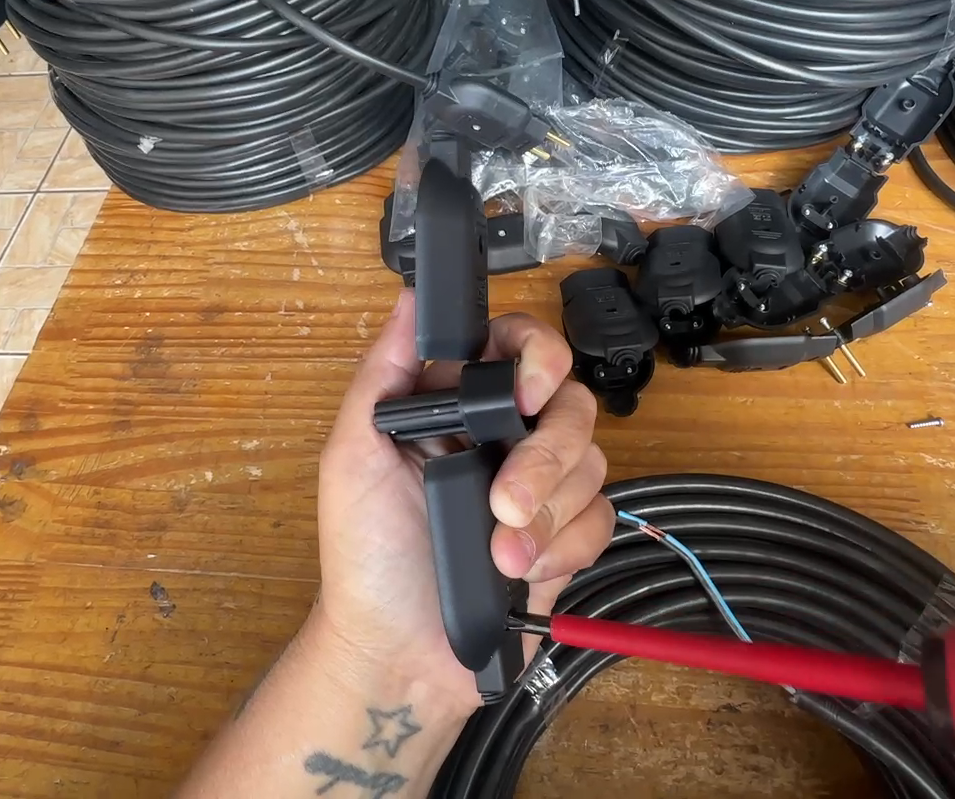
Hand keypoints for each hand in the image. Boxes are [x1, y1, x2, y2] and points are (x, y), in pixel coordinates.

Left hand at [311, 289, 613, 715]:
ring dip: (549, 513)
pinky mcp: (564, 533)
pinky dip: (566, 545)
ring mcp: (538, 483)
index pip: (518, 346)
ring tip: (502, 552)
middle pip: (569, 403)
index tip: (526, 393)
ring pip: (591, 461)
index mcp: (457, 404)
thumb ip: (384, 373)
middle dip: (545, 457)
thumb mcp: (354, 454)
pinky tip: (525, 570)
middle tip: (505, 502)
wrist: (400, 655)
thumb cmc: (366, 554)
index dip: (537, 355)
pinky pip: (600, 516)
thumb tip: (409, 298)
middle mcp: (502, 434)